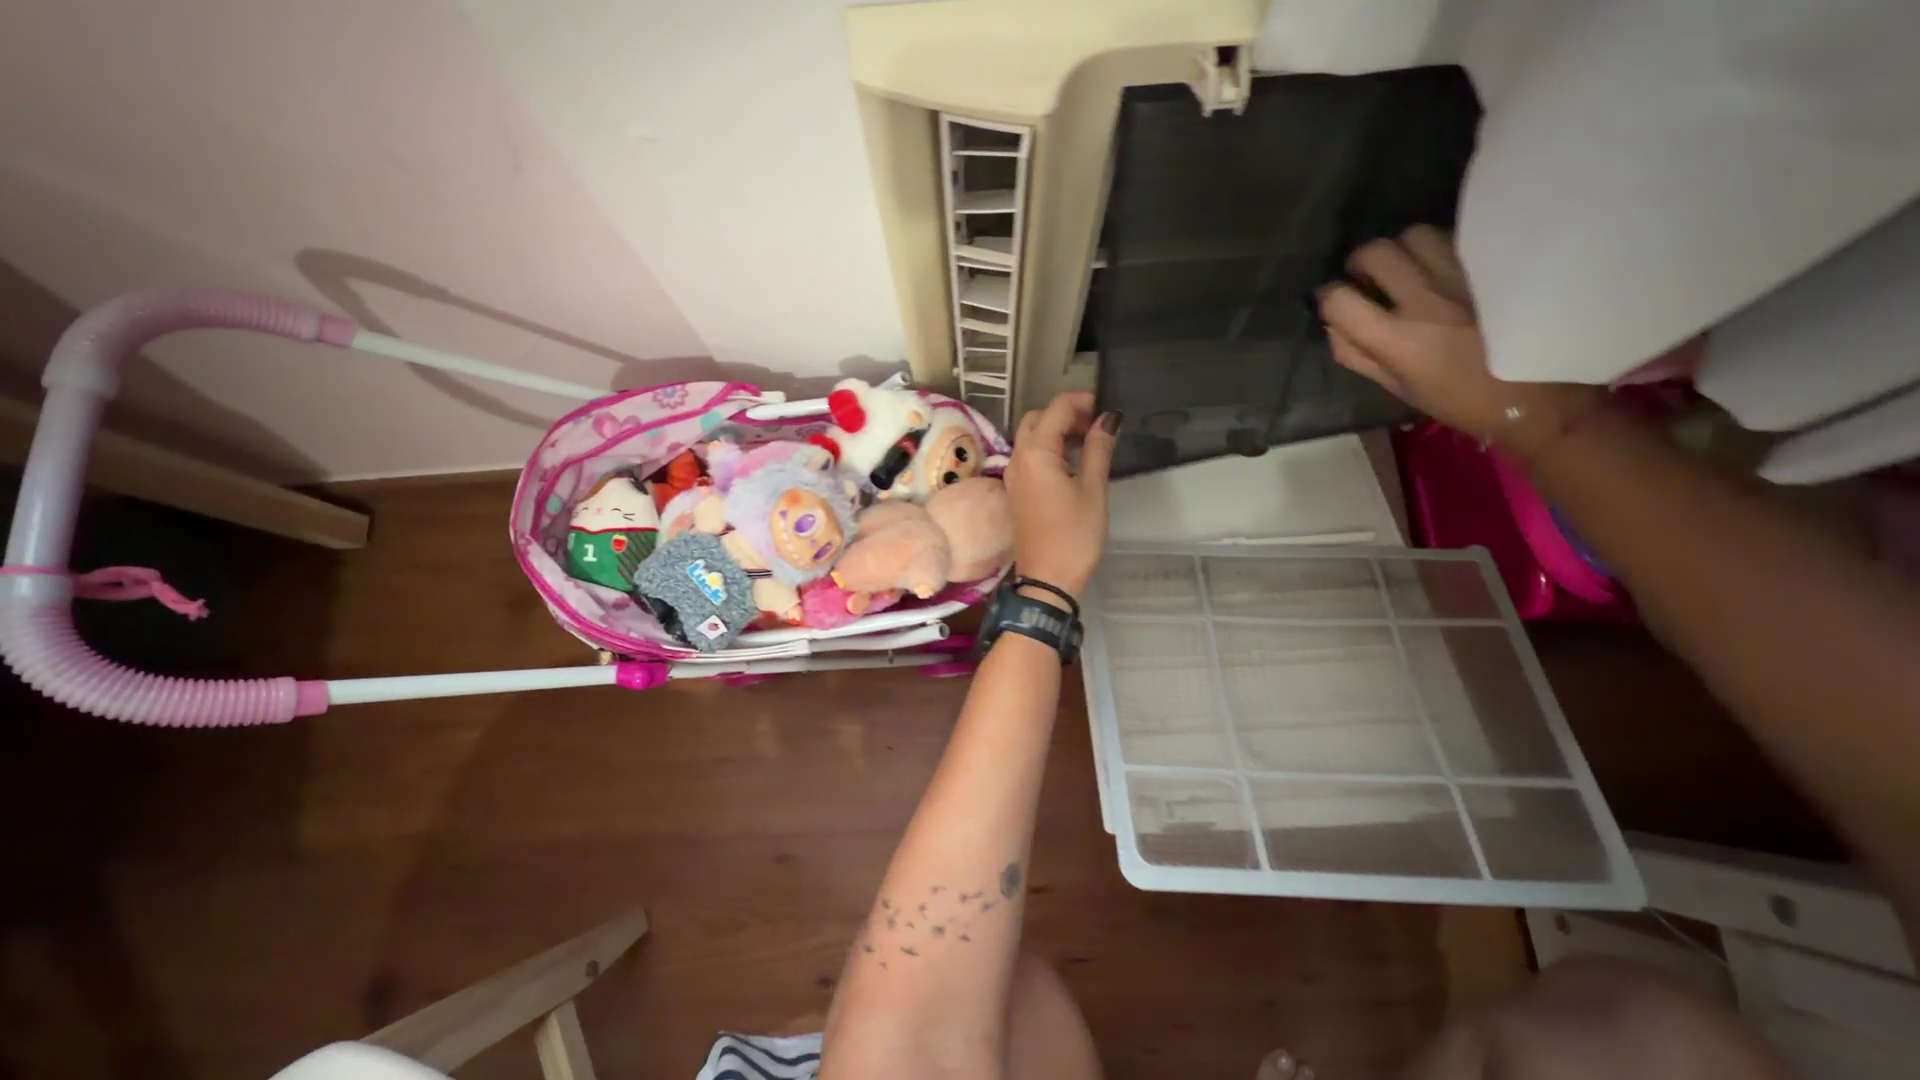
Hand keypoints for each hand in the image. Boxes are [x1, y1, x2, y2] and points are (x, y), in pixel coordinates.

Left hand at [1004, 391, 1118, 599]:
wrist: (1048, 580)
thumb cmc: (1074, 536)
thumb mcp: (1093, 489)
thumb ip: (1098, 449)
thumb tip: (1108, 419)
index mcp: (1035, 454)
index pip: (1056, 409)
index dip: (1082, 401)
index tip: (1106, 407)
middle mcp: (1017, 459)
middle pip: (1037, 418)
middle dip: (1065, 413)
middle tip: (1096, 424)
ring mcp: (1013, 476)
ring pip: (1030, 436)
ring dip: (1056, 430)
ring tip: (1089, 441)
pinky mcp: (1016, 490)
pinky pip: (1028, 456)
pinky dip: (1048, 448)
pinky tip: (1072, 461)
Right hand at [1318, 225, 1605, 464]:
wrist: (1541, 397)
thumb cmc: (1462, 401)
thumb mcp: (1399, 389)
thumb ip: (1358, 355)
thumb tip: (1333, 325)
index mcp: (1399, 340)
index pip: (1339, 299)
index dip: (1328, 299)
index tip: (1336, 305)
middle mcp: (1427, 301)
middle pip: (1376, 252)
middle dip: (1360, 262)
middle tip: (1368, 279)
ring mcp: (1463, 278)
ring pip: (1415, 235)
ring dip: (1401, 250)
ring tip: (1407, 270)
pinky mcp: (1492, 267)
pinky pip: (1452, 241)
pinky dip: (1435, 251)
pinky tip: (1441, 271)